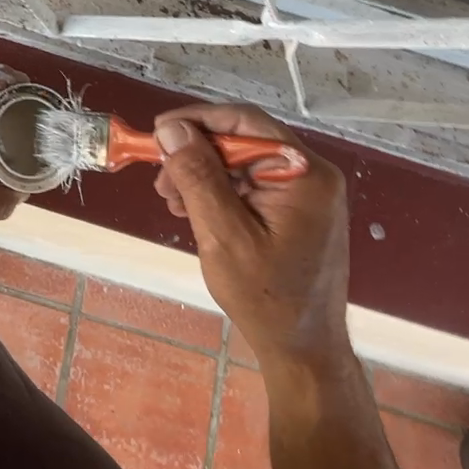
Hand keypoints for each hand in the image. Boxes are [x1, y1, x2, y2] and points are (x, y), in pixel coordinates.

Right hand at [152, 104, 350, 370]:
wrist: (303, 349)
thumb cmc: (266, 296)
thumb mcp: (223, 234)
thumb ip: (198, 176)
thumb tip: (172, 129)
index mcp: (304, 173)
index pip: (245, 121)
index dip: (196, 120)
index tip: (157, 132)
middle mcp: (311, 173)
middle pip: (241, 139)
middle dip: (195, 153)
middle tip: (161, 179)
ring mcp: (305, 192)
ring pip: (240, 161)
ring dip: (201, 173)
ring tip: (172, 201)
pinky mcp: (295, 209)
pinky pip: (249, 182)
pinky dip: (217, 190)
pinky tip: (193, 210)